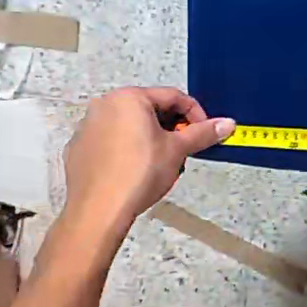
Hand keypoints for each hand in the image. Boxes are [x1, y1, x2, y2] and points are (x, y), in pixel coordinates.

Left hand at [63, 87, 234, 226]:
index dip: (195, 115)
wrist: (99, 209)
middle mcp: (104, 104)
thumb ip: (203, 133)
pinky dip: (126, 150)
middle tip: (183, 150)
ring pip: (129, 125)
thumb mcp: (177, 150)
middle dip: (171, 128)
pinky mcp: (78, 148)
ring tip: (160, 164)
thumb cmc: (139, 173)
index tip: (204, 134)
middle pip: (149, 109)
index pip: (173, 97)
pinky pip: (110, 141)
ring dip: (149, 138)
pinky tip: (133, 171)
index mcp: (129, 97)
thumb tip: (228, 123)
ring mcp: (87, 126)